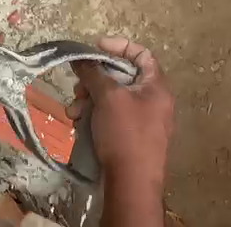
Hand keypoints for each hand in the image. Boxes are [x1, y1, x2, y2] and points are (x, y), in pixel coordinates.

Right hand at [70, 36, 174, 188]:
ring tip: (74, 110)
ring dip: (89, 97)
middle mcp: (153, 101)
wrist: (131, 185)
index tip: (96, 48)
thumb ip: (93, 71)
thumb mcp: (107, 96)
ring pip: (112, 96)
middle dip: (95, 77)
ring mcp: (143, 120)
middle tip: (79, 84)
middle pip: (122, 75)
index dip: (118, 46)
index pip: (142, 54)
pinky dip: (94, 113)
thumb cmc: (125, 134)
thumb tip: (80, 58)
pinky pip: (111, 114)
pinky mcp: (131, 136)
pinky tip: (78, 122)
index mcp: (156, 88)